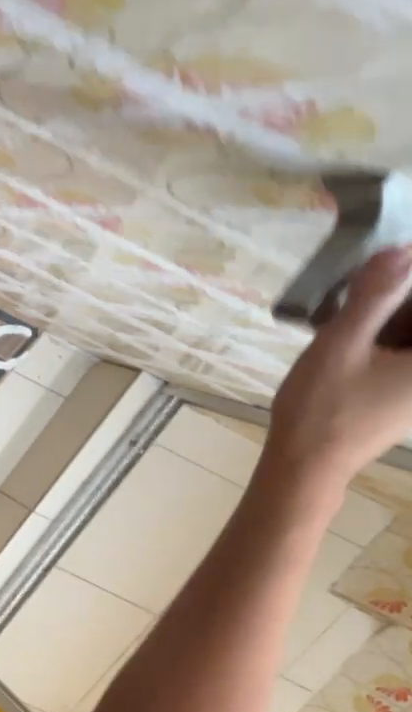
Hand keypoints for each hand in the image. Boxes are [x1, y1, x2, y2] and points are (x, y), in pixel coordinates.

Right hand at [268, 245, 411, 490]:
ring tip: (349, 314)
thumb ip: (371, 299)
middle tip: (363, 286)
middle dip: (396, 301)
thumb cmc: (323, 405)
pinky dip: (387, 340)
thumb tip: (398, 251)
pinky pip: (403, 353)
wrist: (309, 460)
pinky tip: (354, 340)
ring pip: (409, 337)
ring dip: (389, 320)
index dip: (407, 282)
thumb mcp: (338, 346)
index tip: (389, 264)